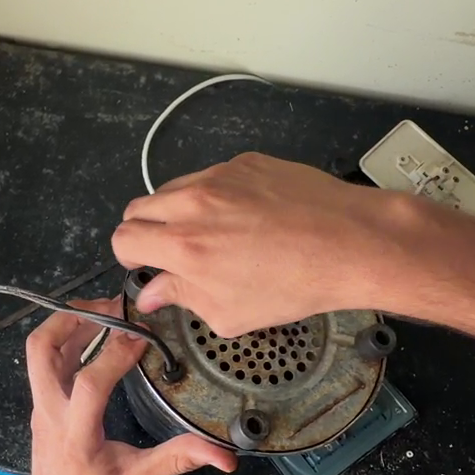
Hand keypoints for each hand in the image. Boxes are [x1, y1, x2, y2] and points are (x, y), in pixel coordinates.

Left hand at [24, 298, 235, 474]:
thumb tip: (225, 457)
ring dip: (68, 325)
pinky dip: (67, 341)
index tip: (142, 337)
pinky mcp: (41, 404)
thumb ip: (178, 460)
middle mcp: (50, 412)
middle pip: (41, 350)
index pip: (89, 383)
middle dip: (71, 319)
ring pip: (38, 352)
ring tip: (107, 313)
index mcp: (75, 433)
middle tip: (110, 307)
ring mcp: (41, 406)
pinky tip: (96, 336)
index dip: (115, 355)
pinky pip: (46, 363)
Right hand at [112, 152, 449, 335]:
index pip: (123, 239)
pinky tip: (244, 215)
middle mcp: (193, 203)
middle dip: (145, 232)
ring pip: (171, 189)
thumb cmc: (293, 285)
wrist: (351, 242)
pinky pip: (209, 176)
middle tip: (171, 251)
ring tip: (210, 233)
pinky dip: (211, 196)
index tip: (146, 266)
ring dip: (175, 211)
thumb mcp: (229, 312)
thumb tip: (151, 293)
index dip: (128, 257)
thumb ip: (181, 297)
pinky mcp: (245, 162)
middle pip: (137, 208)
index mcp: (183, 245)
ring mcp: (219, 176)